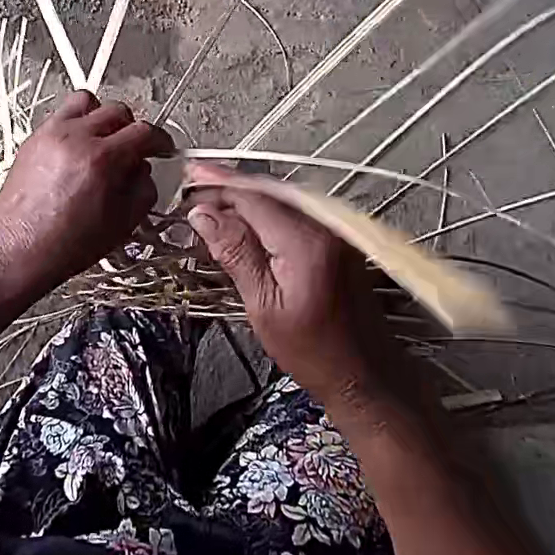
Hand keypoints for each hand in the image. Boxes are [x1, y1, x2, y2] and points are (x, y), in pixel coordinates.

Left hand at [0, 91, 172, 292]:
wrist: (15, 251)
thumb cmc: (61, 244)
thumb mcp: (122, 224)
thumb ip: (143, 189)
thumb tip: (144, 171)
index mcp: (101, 159)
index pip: (144, 132)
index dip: (160, 140)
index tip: (162, 147)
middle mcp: (75, 138)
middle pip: (118, 110)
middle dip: (132, 128)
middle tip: (134, 148)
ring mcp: (51, 134)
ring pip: (87, 101)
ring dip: (102, 117)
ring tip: (104, 140)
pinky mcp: (34, 138)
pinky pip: (62, 114)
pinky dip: (77, 123)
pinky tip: (79, 148)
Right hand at [185, 163, 401, 410]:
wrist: (366, 374)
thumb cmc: (314, 352)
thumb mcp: (264, 306)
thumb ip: (235, 252)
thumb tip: (203, 214)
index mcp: (305, 241)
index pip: (252, 197)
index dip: (217, 186)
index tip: (189, 180)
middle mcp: (324, 224)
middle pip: (267, 189)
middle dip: (229, 185)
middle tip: (193, 184)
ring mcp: (335, 228)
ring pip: (281, 195)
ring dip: (245, 193)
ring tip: (210, 193)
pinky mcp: (337, 236)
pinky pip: (294, 208)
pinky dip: (265, 206)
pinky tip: (245, 212)